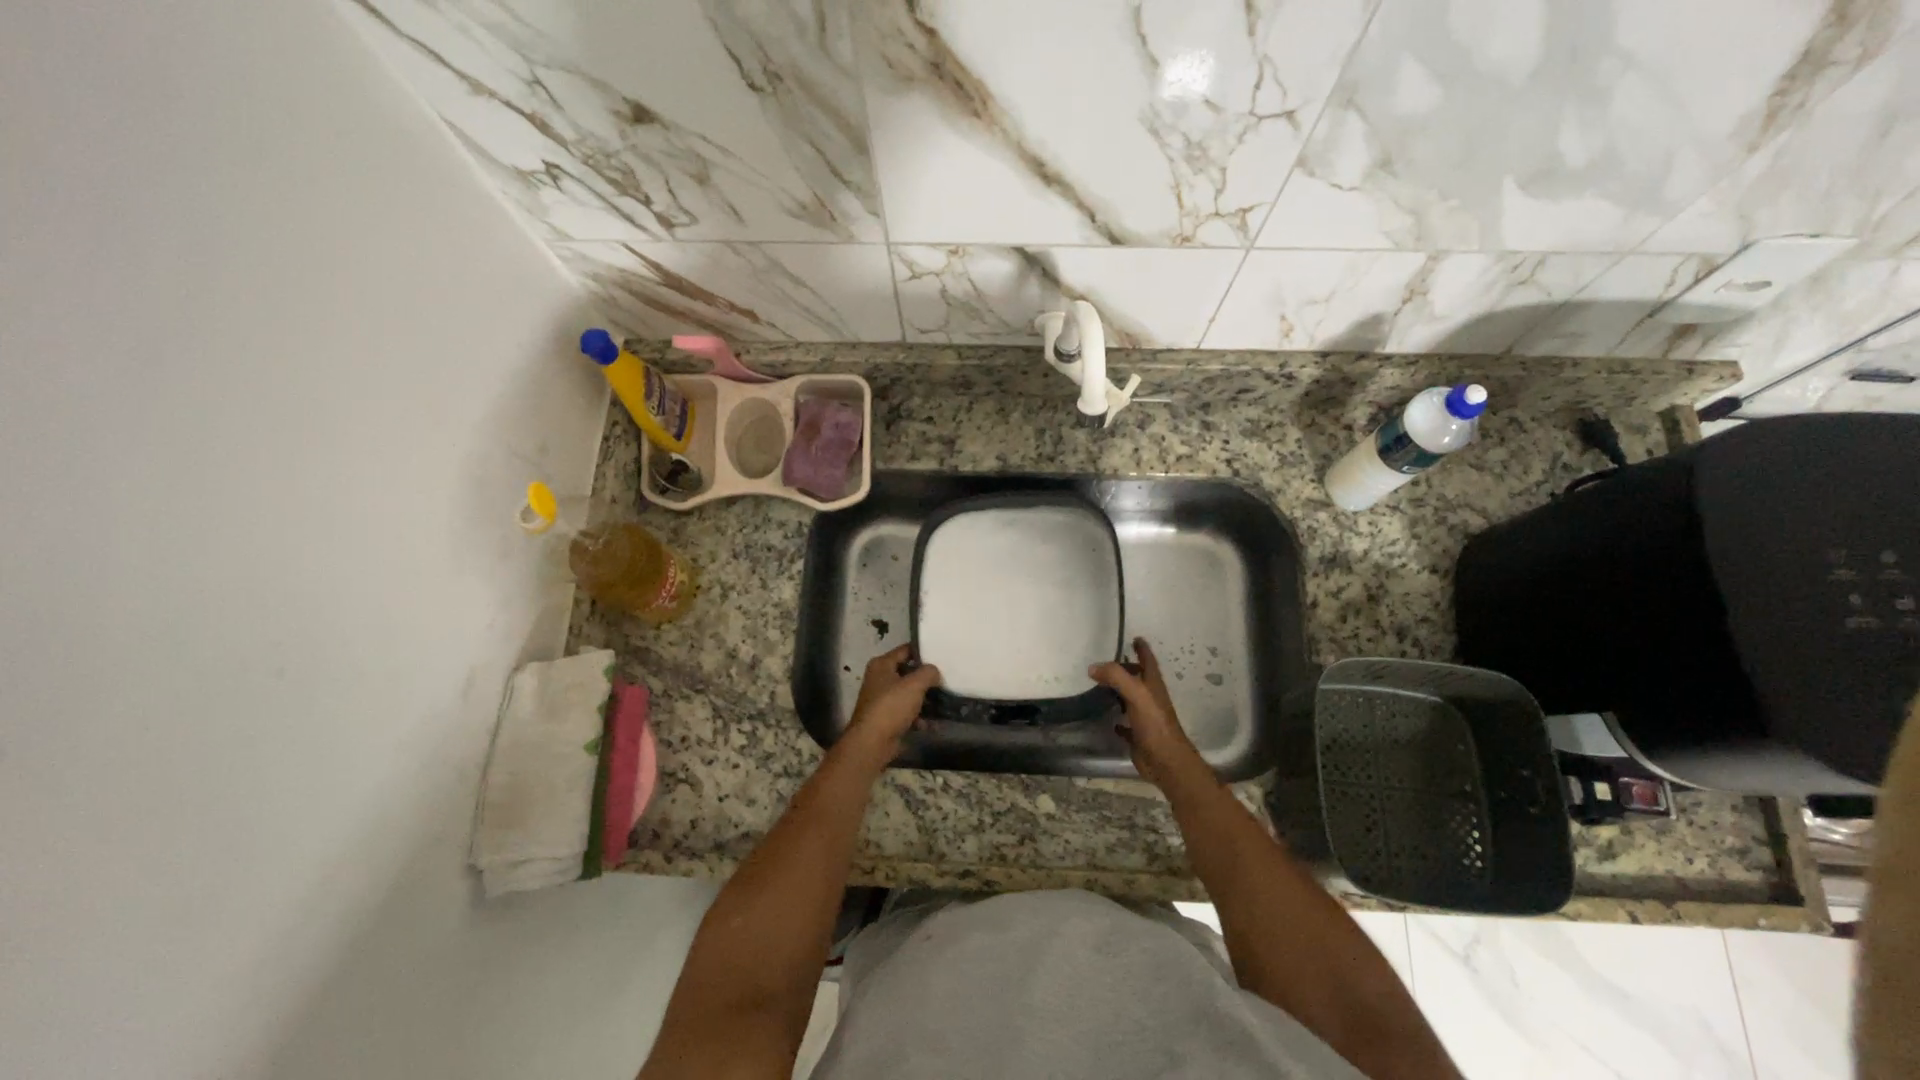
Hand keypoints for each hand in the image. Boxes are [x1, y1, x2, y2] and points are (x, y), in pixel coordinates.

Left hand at [840, 645, 940, 761]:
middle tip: (946, 680)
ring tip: (944, 704)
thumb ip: (928, 673)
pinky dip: (918, 718)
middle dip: (926, 679)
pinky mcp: (887, 718)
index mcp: (882, 665)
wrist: (872, 742)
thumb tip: (934, 672)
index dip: (923, 652)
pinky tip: (931, 725)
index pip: (905, 650)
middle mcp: (880, 679)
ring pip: (909, 695)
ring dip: (925, 701)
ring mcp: (882, 700)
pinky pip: (907, 713)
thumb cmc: (891, 707)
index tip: (942, 656)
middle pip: (908, 673)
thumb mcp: (914, 685)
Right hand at [1090, 638, 1206, 789]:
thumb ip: (1116, 677)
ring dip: (1119, 691)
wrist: (1165, 760)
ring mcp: (1145, 717)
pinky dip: (1117, 719)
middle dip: (1126, 669)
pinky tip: (1108, 719)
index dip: (1142, 649)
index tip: (1134, 638)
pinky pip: (1126, 724)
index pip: (1148, 661)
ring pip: (1131, 699)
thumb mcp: (1136, 694)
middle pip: (1138, 679)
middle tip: (1107, 662)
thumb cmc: (1154, 724)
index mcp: (1153, 686)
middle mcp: (1150, 699)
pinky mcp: (1138, 735)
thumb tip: (1093, 667)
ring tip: (1100, 685)